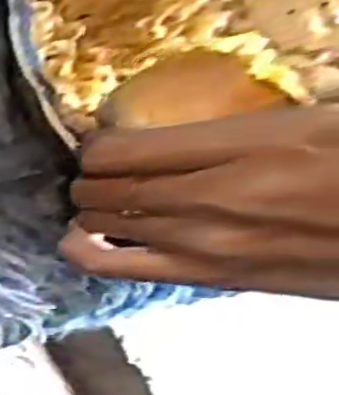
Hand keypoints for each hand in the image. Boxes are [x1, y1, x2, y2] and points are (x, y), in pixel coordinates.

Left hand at [62, 104, 338, 297]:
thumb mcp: (336, 115)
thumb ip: (263, 116)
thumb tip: (204, 117)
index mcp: (257, 144)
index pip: (117, 150)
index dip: (98, 143)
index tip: (108, 137)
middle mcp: (213, 197)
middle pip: (98, 187)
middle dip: (90, 175)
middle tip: (108, 169)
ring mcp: (204, 242)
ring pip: (95, 222)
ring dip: (90, 207)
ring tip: (109, 196)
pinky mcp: (211, 278)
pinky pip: (108, 266)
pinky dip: (82, 249)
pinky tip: (87, 236)